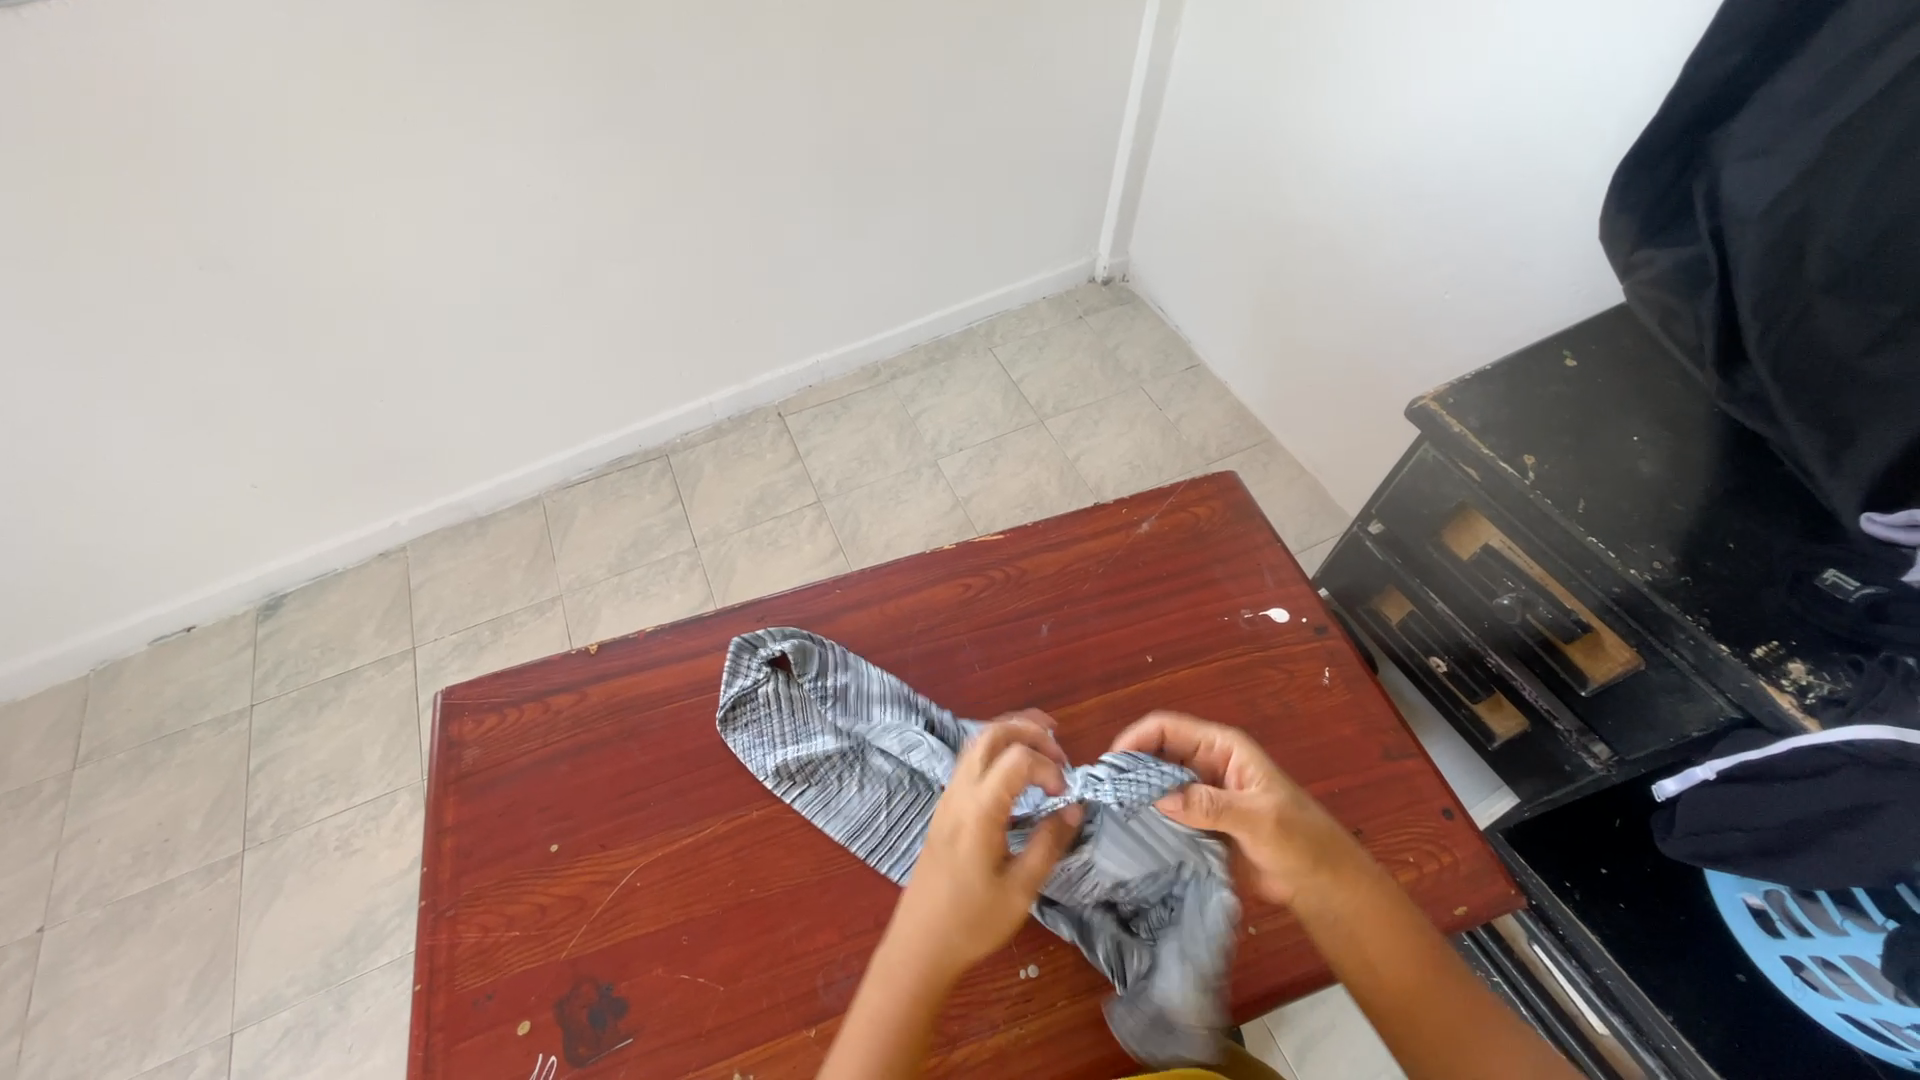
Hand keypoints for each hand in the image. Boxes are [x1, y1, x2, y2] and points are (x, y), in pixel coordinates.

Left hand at [885, 711, 1084, 981]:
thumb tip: (1074, 808)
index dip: (1048, 767)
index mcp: (979, 810)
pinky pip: (970, 762)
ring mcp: (947, 798)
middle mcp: (959, 793)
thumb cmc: (972, 922)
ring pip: (976, 744)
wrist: (919, 943)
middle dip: (1028, 728)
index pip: (1018, 759)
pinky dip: (997, 752)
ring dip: (1010, 735)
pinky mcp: (944, 809)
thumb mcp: (1021, 889)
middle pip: (991, 734)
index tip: (1065, 795)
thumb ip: (1049, 843)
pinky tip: (1016, 774)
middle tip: (1059, 745)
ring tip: (1043, 745)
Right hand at [1112, 710, 1365, 904]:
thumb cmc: (1299, 839)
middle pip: (1157, 753)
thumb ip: (1210, 805)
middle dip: (1130, 767)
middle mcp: (1207, 764)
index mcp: (1222, 748)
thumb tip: (1158, 798)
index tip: (1111, 765)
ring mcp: (1202, 794)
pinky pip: (1166, 812)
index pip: (1168, 729)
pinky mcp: (1199, 822)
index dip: (1137, 739)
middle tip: (1103, 793)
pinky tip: (1130, 832)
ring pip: (1157, 783)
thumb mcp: (1257, 818)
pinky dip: (1148, 817)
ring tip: (1108, 813)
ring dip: (1137, 794)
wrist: (1321, 883)